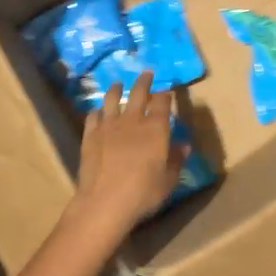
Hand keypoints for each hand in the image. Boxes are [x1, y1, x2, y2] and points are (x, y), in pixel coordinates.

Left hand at [71, 71, 184, 233]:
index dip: (166, 95)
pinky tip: (98, 112)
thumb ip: (177, 160)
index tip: (167, 92)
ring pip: (112, 98)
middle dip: (144, 81)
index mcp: (156, 128)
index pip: (162, 102)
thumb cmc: (143, 192)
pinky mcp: (90, 134)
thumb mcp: (168, 180)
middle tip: (147, 73)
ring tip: (118, 84)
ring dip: (116, 89)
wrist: (105, 201)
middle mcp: (133, 120)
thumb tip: (184, 146)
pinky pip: (93, 116)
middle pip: (138, 93)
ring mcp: (109, 125)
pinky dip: (97, 111)